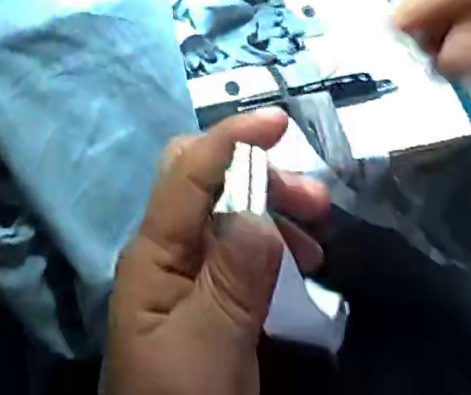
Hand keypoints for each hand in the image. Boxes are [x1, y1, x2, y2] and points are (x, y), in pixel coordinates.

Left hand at [104, 111, 329, 394]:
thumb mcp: (206, 350)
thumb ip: (232, 281)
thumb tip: (257, 211)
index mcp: (152, 251)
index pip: (186, 173)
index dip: (229, 138)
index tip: (279, 120)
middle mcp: (164, 251)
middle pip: (203, 184)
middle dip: (256, 173)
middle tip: (318, 201)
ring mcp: (183, 277)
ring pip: (223, 216)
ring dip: (269, 209)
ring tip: (318, 237)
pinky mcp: (205, 305)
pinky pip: (236, 254)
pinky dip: (270, 246)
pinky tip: (300, 265)